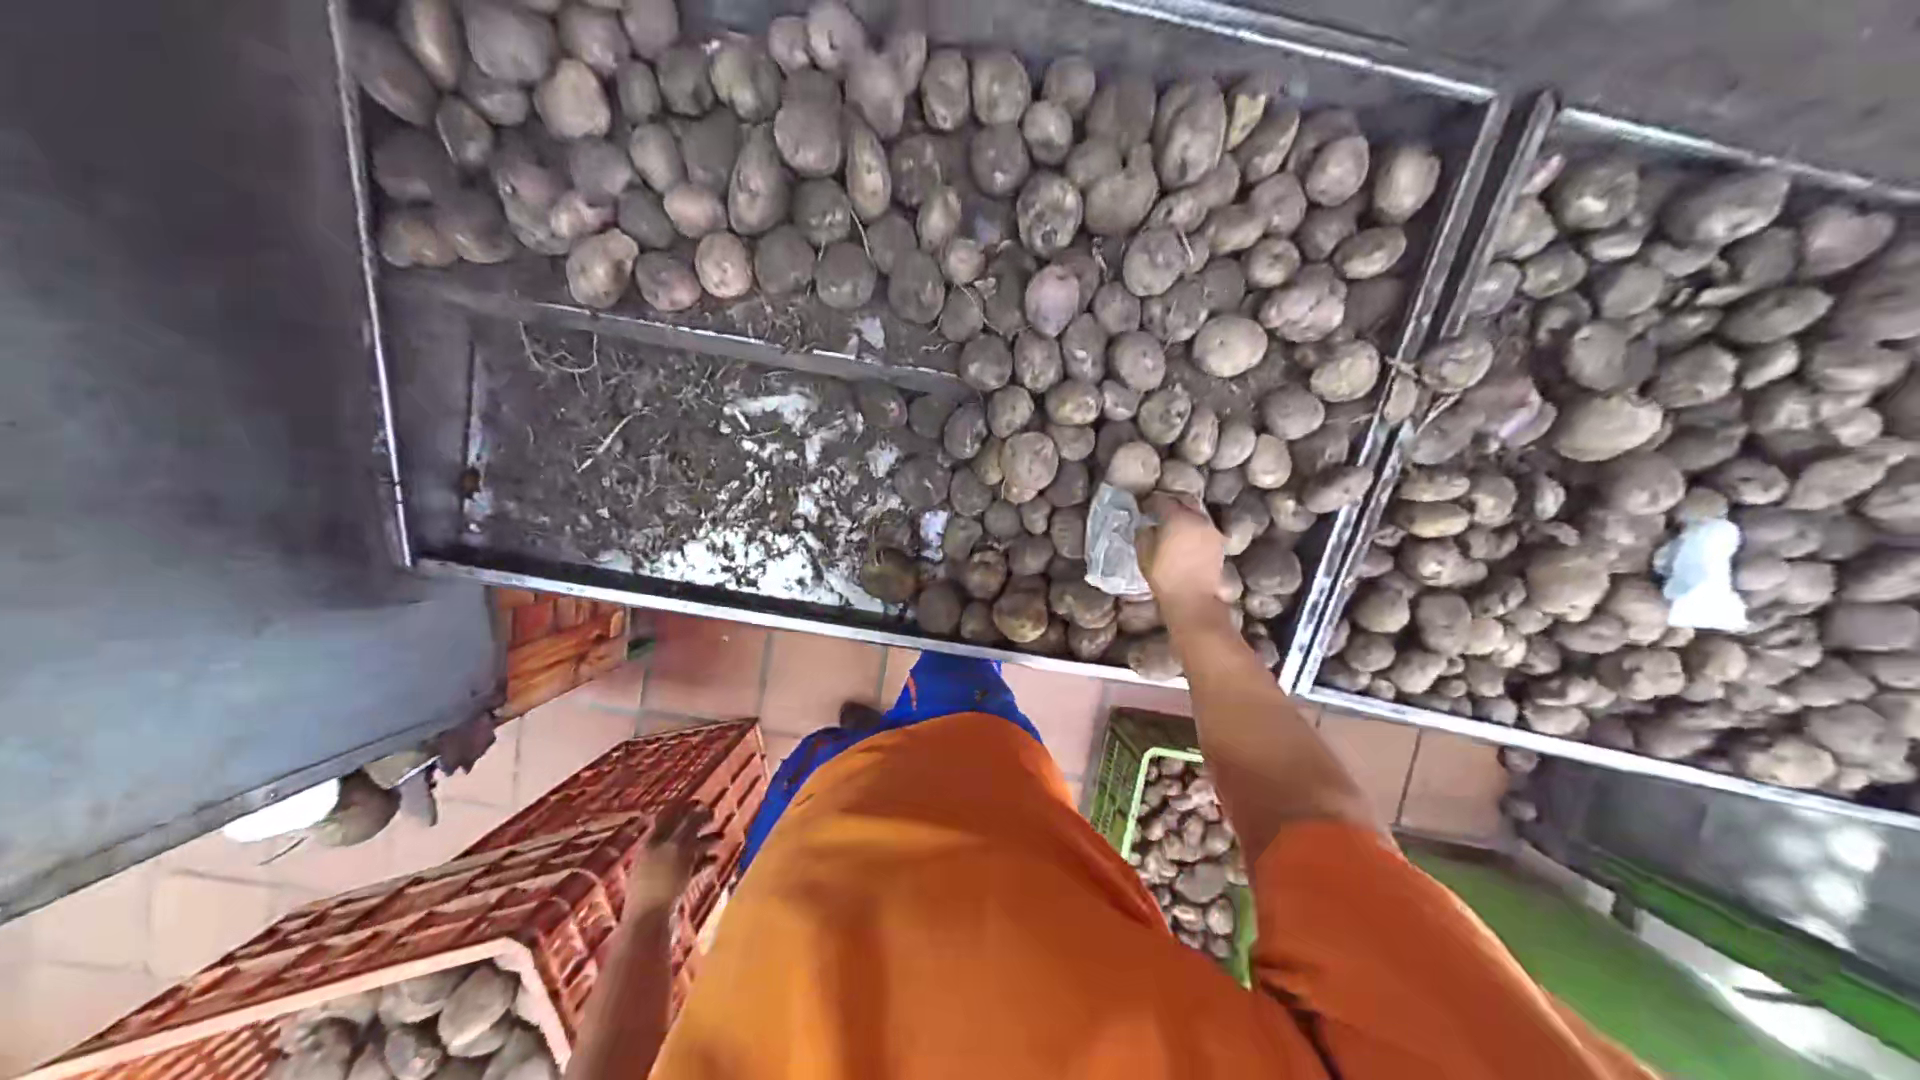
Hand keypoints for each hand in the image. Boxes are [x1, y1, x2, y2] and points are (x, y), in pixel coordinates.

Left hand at [626, 802, 720, 915]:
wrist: (649, 922)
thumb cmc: (662, 882)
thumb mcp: (679, 848)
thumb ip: (690, 826)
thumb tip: (702, 808)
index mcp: (652, 841)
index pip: (668, 815)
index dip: (685, 806)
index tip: (702, 801)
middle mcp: (655, 853)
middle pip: (678, 831)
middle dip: (697, 824)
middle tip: (715, 817)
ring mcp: (661, 871)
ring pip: (685, 850)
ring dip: (704, 842)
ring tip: (722, 839)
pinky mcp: (669, 889)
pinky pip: (688, 870)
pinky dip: (702, 863)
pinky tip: (715, 862)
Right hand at [1135, 493, 1225, 619]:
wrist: (1194, 599)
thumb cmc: (1165, 576)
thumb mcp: (1144, 554)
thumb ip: (1144, 534)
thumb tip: (1148, 525)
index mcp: (1177, 518)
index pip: (1163, 500)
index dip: (1151, 502)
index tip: (1144, 508)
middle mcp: (1197, 518)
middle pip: (1185, 500)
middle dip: (1172, 502)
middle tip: (1160, 509)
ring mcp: (1211, 530)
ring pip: (1197, 512)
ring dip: (1185, 513)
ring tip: (1173, 522)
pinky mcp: (1218, 542)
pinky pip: (1204, 525)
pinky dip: (1194, 525)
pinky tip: (1185, 536)